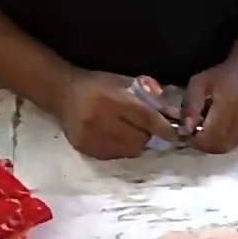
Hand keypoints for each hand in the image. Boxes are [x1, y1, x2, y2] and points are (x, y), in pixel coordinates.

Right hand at [57, 70, 178, 159]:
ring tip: (125, 130)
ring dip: (135, 142)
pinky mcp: (87, 149)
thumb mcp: (124, 83)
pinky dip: (121, 148)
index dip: (164, 129)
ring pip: (131, 150)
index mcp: (112, 100)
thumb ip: (150, 98)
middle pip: (141, 138)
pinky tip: (113, 136)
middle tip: (138, 124)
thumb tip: (174, 116)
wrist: (61, 93)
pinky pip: (117, 156)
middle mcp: (100, 120)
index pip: (146, 119)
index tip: (177, 135)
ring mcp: (92, 138)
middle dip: (146, 133)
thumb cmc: (97, 85)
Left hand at [181, 60, 237, 153]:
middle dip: (206, 144)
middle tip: (199, 132)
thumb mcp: (199, 84)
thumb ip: (190, 107)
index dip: (196, 141)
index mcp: (226, 108)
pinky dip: (231, 137)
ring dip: (218, 141)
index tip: (190, 134)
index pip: (208, 139)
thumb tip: (186, 131)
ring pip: (229, 146)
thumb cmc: (223, 75)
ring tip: (215, 125)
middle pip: (219, 147)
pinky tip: (230, 122)